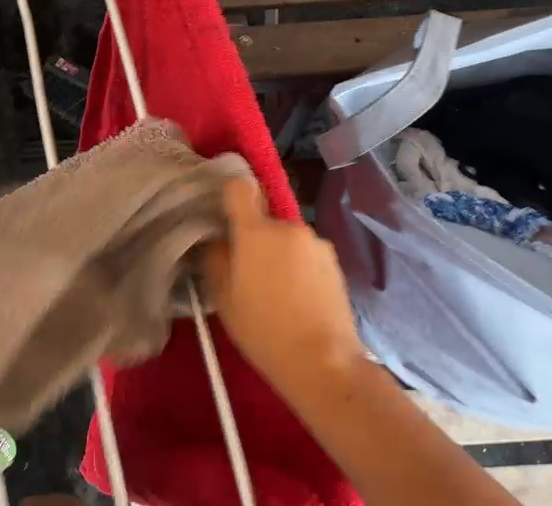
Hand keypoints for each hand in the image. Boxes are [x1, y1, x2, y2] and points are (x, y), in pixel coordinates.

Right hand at [201, 179, 362, 381]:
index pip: (239, 188)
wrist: (325, 363)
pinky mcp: (335, 262)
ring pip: (287, 239)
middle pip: (264, 220)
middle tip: (251, 274)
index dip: (230, 197)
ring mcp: (316, 243)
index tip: (225, 219)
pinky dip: (300, 268)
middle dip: (256, 239)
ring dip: (280, 254)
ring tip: (279, 293)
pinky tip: (300, 300)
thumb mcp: (223, 297)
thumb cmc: (264, 330)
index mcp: (256, 231)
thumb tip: (219, 240)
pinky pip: (307, 254)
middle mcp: (288, 227)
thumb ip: (216, 258)